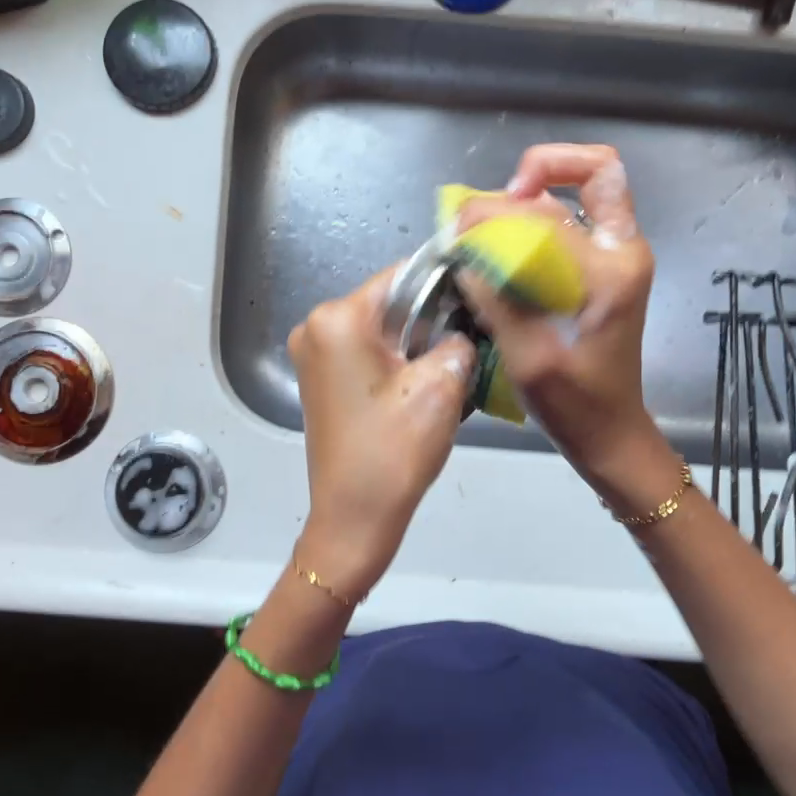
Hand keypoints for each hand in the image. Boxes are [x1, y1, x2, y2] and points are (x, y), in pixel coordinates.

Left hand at [289, 264, 476, 597]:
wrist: (354, 519)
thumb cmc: (393, 450)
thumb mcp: (440, 387)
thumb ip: (458, 341)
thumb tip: (464, 328)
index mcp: (337, 319)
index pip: (402, 275)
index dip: (445, 281)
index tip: (481, 292)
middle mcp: (315, 327)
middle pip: (390, 304)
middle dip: (433, 317)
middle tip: (476, 333)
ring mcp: (314, 356)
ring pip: (382, 331)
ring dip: (419, 342)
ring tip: (458, 361)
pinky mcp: (322, 382)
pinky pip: (368, 355)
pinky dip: (399, 362)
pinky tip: (429, 383)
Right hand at [456, 143, 664, 482]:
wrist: (610, 433)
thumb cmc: (576, 404)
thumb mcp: (529, 357)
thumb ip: (497, 299)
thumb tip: (462, 253)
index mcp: (614, 267)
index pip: (570, 196)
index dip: (524, 188)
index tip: (487, 212)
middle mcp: (622, 250)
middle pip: (582, 178)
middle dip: (521, 186)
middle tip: (473, 222)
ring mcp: (614, 257)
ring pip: (572, 196)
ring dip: (523, 202)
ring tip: (479, 232)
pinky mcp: (599, 270)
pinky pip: (565, 225)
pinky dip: (526, 226)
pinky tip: (494, 251)